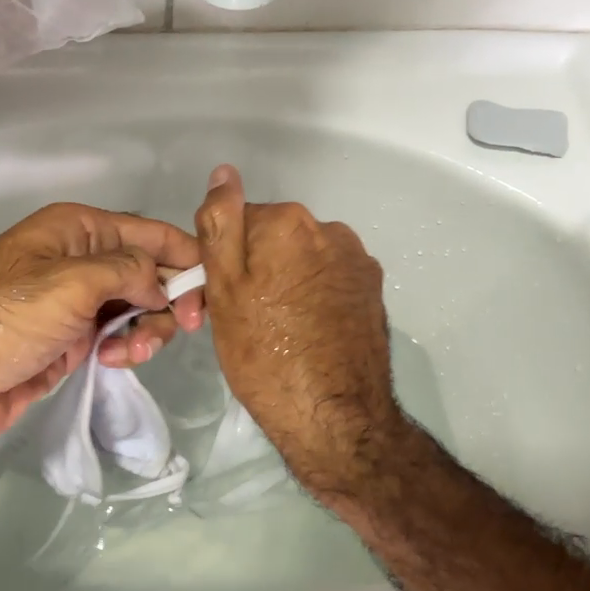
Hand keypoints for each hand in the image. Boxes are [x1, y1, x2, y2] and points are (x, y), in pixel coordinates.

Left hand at [0, 203, 203, 456]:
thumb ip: (127, 272)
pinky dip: (126, 349)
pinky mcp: (68, 343)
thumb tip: (161, 282)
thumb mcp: (70, 283)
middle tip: (180, 329)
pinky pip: (116, 338)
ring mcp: (73, 305)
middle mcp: (79, 261)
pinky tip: (113, 361)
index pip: (150, 233)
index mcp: (78, 230)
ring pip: (136, 310)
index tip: (213, 292)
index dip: (187, 257)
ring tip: (127, 352)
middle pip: (150, 273)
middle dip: (168, 300)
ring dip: (147, 329)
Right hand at [195, 165, 408, 496]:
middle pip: (273, 238)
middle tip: (244, 321)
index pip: (236, 222)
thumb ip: (221, 226)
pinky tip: (306, 334)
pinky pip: (327, 280)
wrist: (335, 417)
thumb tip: (223, 174)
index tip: (218, 299)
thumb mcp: (224, 291)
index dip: (222, 260)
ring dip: (285, 282)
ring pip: (301, 259)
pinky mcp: (371, 291)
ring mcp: (356, 261)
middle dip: (256, 269)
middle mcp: (328, 230)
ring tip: (277, 332)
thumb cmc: (264, 357)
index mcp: (287, 223)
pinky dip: (312, 298)